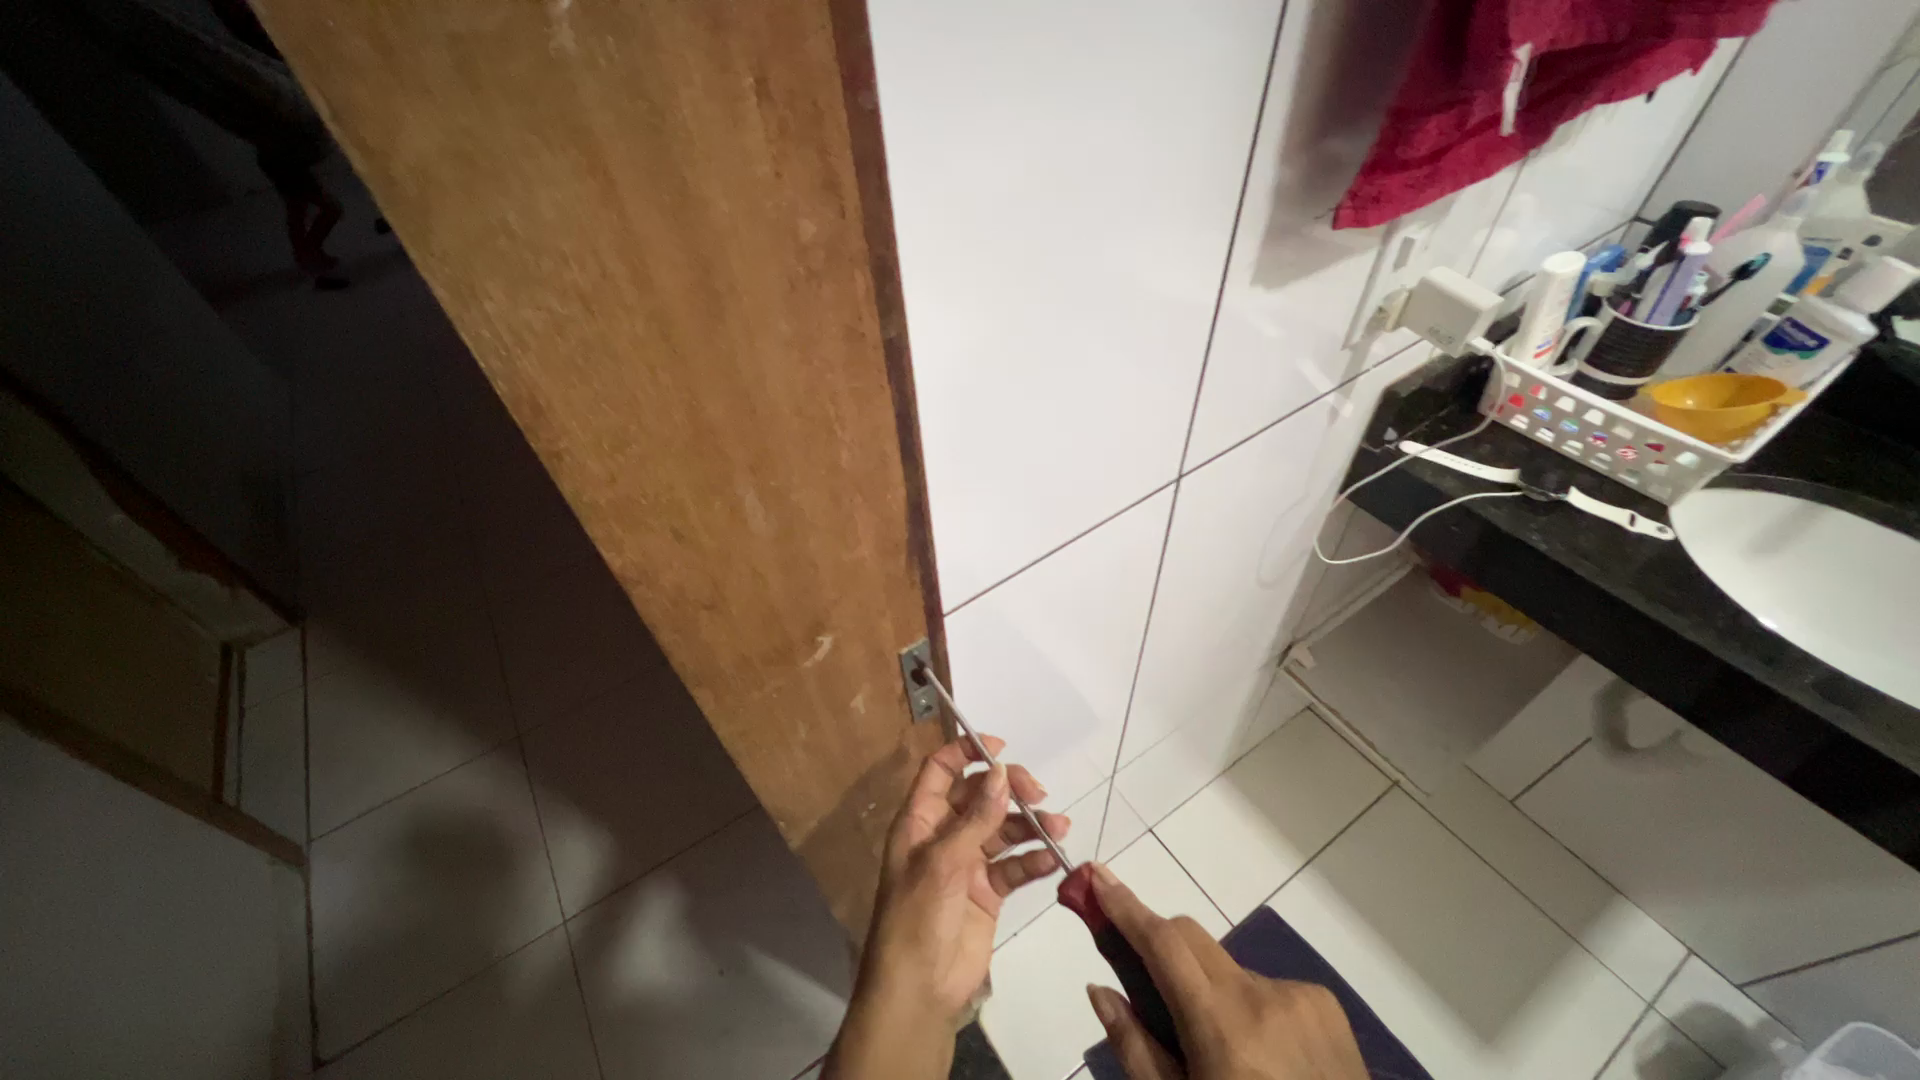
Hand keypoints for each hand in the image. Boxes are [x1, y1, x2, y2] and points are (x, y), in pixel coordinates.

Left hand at [823, 735, 1069, 1079]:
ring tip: (1059, 828)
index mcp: (920, 821)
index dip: (966, 752)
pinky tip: (1052, 859)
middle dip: (1009, 789)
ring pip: (1002, 830)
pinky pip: (1014, 867)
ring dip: (1029, 825)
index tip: (1001, 747)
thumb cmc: (917, 917)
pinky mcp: (988, 893)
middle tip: (1038, 792)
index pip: (941, 770)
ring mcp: (967, 864)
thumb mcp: (943, 862)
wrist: (919, 990)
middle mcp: (944, 836)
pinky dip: (1032, 860)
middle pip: (980, 796)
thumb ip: (976, 818)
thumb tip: (1001, 772)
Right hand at [1084, 866, 1365, 1079]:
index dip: (1126, 907)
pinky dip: (1251, 1005)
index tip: (1098, 877)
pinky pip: (1268, 987)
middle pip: (1190, 937)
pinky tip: (1266, 1053)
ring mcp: (1297, 995)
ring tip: (1223, 1047)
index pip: (1162, 944)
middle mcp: (1258, 995)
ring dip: (1209, 986)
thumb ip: (1135, 1048)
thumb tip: (1099, 989)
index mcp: (1219, 1025)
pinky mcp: (1325, 1003)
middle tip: (1138, 966)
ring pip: (1228, 966)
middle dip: (1159, 941)